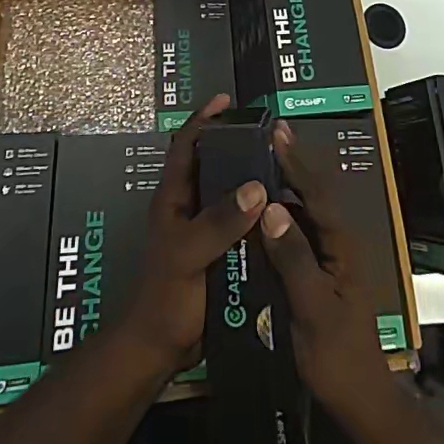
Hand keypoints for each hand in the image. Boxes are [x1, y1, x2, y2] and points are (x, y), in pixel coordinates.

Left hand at [119, 93, 266, 374]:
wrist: (162, 343)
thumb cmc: (167, 293)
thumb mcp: (190, 253)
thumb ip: (219, 221)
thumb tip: (256, 186)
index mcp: (172, 198)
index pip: (185, 146)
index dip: (202, 120)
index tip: (226, 100)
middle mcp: (187, 206)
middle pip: (208, 163)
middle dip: (232, 143)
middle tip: (267, 133)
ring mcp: (201, 228)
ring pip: (225, 191)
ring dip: (247, 175)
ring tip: (281, 163)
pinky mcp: (217, 249)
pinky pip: (238, 220)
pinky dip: (256, 209)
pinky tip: (282, 208)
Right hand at [259, 120, 400, 426]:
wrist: (357, 399)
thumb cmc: (337, 355)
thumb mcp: (313, 308)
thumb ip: (293, 257)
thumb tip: (270, 206)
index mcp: (342, 247)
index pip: (319, 194)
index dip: (297, 162)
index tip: (277, 132)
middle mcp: (337, 244)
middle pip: (314, 195)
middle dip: (291, 162)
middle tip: (264, 134)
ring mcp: (328, 258)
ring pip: (305, 211)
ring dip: (284, 183)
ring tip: (255, 160)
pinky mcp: (316, 271)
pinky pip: (296, 231)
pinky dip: (278, 212)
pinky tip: (256, 209)